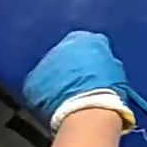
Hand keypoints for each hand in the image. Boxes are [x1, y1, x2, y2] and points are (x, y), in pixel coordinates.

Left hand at [22, 31, 136, 131]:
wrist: (87, 108)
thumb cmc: (108, 86)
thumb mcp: (115, 68)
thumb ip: (104, 60)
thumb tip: (100, 62)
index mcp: (83, 39)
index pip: (87, 40)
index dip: (91, 53)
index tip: (96, 65)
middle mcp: (59, 46)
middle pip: (65, 53)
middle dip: (71, 64)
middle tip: (82, 79)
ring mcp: (42, 64)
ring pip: (51, 68)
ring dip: (58, 77)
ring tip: (70, 92)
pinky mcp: (31, 82)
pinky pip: (40, 83)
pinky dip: (47, 90)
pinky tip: (58, 100)